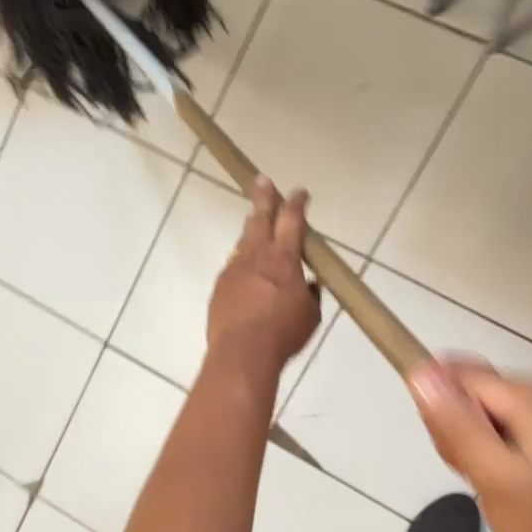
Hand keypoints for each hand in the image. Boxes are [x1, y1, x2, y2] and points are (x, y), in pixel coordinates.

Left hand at [206, 178, 319, 379]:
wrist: (241, 352)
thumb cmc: (283, 333)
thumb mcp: (310, 314)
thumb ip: (309, 293)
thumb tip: (307, 285)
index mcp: (284, 258)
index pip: (293, 220)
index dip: (297, 204)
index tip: (300, 192)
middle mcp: (257, 256)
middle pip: (260, 218)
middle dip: (264, 197)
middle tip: (262, 180)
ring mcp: (234, 270)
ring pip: (243, 242)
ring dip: (250, 229)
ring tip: (253, 220)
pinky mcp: (220, 287)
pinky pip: (233, 267)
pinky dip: (241, 263)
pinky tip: (244, 270)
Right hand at [407, 356, 531, 531]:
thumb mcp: (492, 473)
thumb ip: (456, 424)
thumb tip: (420, 372)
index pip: (464, 379)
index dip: (445, 413)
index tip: (452, 450)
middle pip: (468, 389)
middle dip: (454, 427)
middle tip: (469, 468)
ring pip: (471, 405)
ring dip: (461, 439)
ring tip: (478, 473)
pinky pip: (484, 417)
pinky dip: (474, 443)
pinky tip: (485, 470)